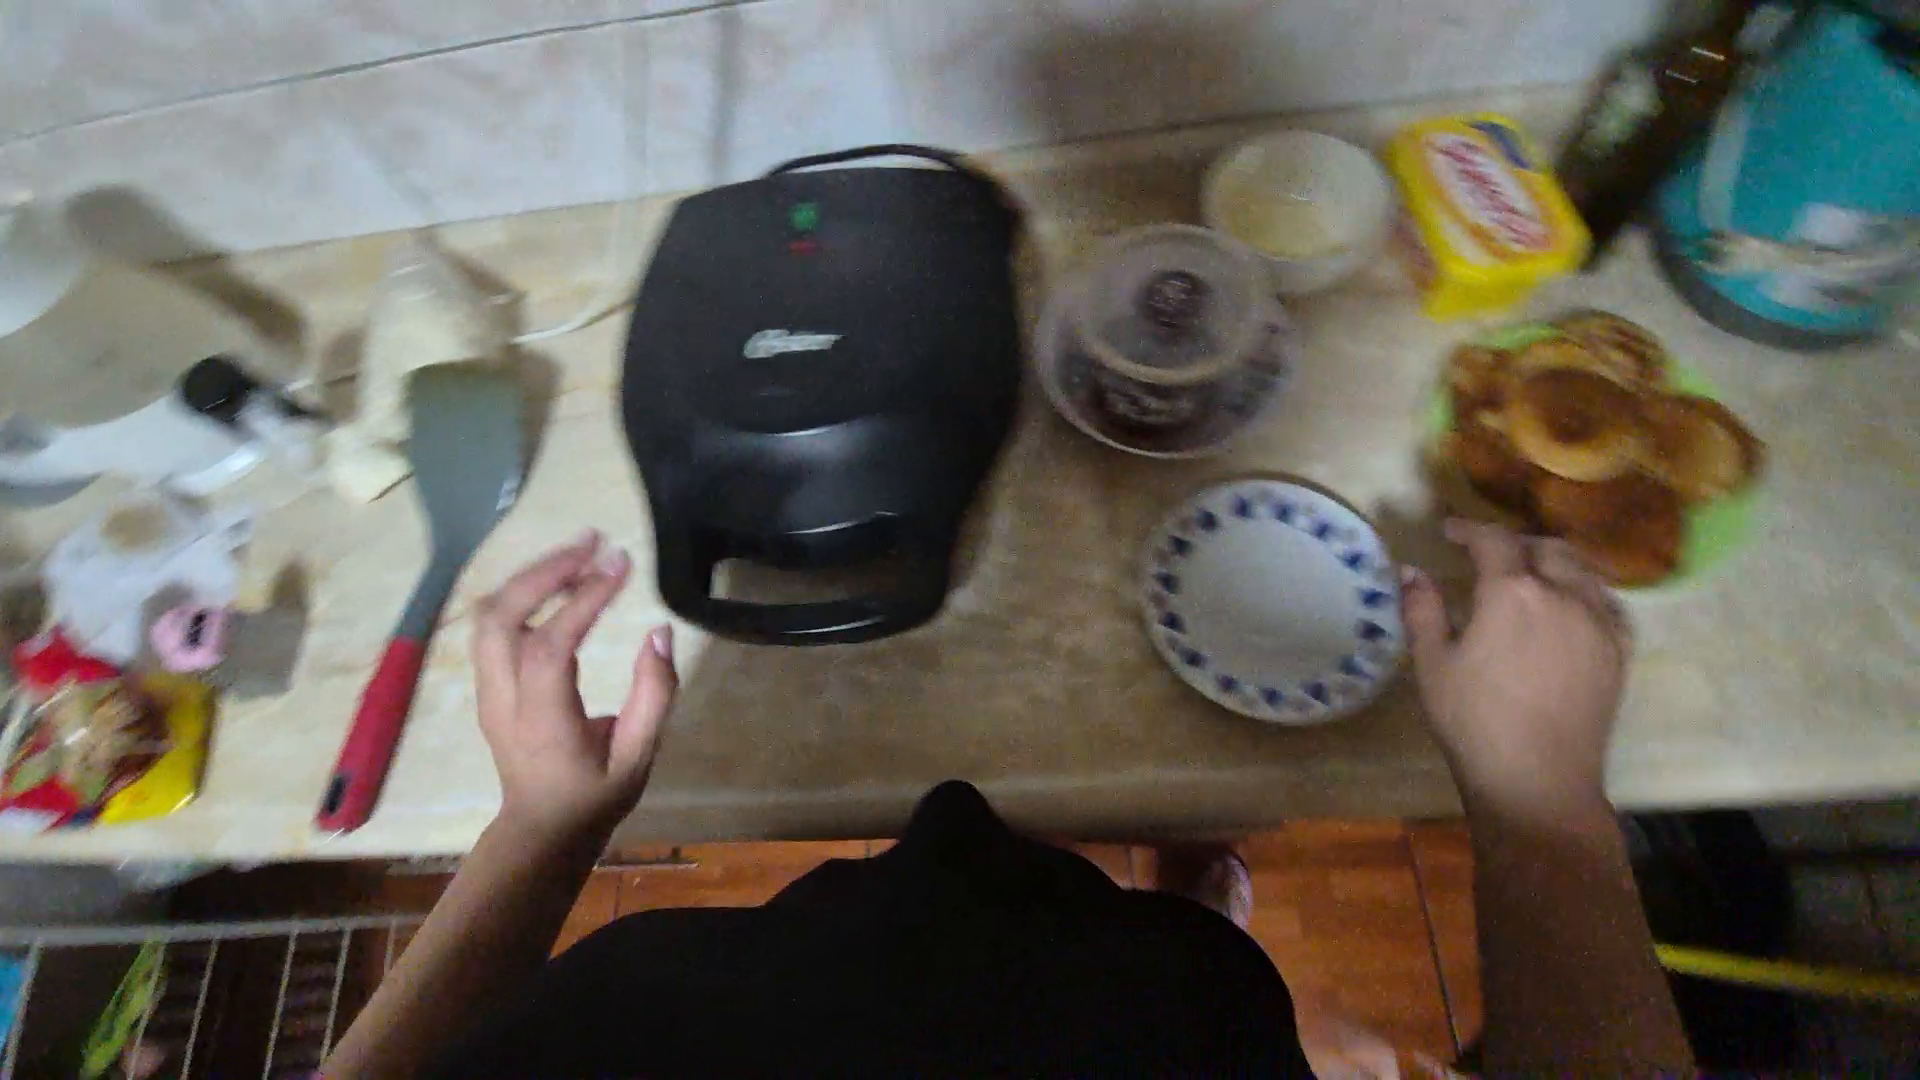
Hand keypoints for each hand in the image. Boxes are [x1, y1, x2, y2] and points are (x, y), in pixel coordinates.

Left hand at [470, 530, 677, 844]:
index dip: (583, 600)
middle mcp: (501, 697)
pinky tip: (561, 579)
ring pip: (489, 614)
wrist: (542, 829)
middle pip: (500, 616)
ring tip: (581, 553)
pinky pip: (496, 624)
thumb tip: (659, 631)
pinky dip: (525, 591)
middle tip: (593, 543)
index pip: (550, 645)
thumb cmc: (595, 796)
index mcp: (540, 720)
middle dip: (545, 570)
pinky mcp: (490, 682)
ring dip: (532, 575)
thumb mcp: (639, 757)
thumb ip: (654, 696)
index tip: (620, 564)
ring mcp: (487, 688)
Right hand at [1400, 520, 1629, 817]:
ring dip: (1552, 562)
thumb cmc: (1470, 717)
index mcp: (1512, 592)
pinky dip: (1583, 591)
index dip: (1468, 529)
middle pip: (1547, 547)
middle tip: (1485, 555)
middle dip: (1514, 542)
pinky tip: (1565, 608)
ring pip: (1583, 571)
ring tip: (1528, 575)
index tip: (1447, 532)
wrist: (1536, 777)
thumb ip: (1423, 608)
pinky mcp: (1620, 652)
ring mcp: (1600, 623)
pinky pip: (1607, 603)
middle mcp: (1564, 596)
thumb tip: (1411, 571)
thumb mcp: (1431, 660)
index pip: (1494, 540)